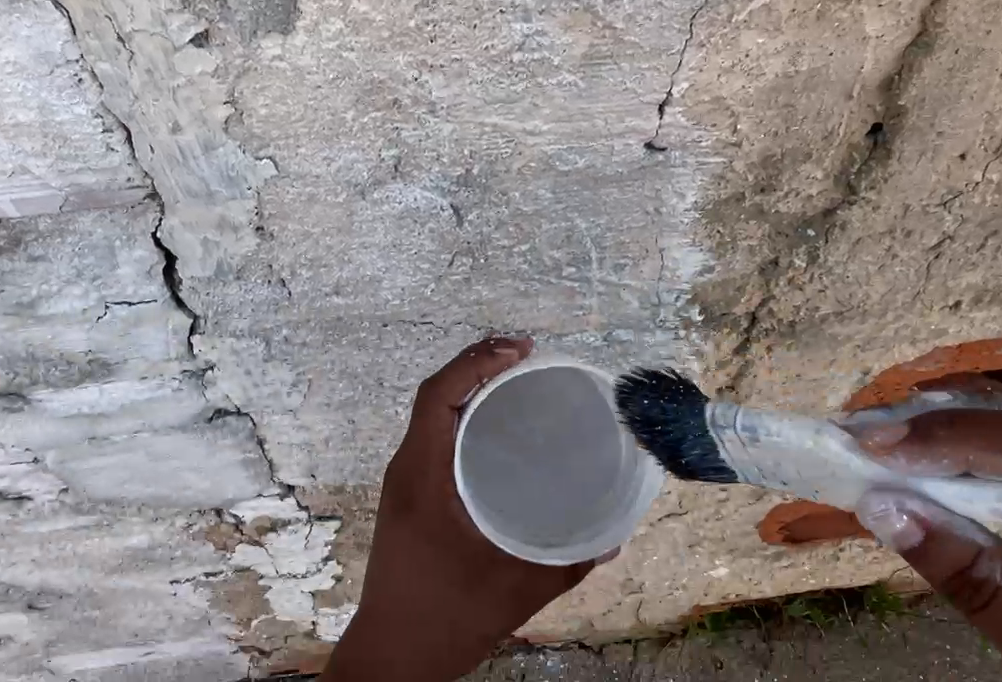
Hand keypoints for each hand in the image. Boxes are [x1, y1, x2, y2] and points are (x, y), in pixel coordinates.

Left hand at [320, 336, 607, 681]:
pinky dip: (462, 414)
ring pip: (431, 413)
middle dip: (476, 364)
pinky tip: (494, 426)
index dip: (475, 362)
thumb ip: (566, 564)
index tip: (519, 351)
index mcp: (420, 475)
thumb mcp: (513, 591)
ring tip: (514, 377)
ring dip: (467, 386)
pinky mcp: (409, 494)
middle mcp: (406, 467)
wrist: (389, 657)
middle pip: (434, 394)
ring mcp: (404, 480)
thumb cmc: (443, 618)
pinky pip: (433, 434)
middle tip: (525, 355)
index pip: (437, 395)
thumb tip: (613, 539)